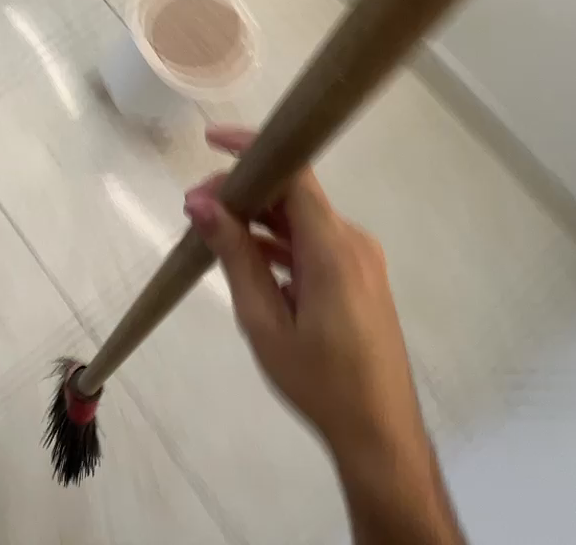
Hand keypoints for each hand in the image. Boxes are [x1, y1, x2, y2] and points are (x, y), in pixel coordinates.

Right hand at [182, 126, 427, 469]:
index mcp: (333, 249)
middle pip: (292, 194)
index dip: (253, 148)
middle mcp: (352, 242)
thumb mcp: (264, 321)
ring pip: (299, 218)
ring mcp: (358, 259)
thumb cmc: (319, 381)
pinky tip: (244, 257)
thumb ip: (235, 256)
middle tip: (194, 208)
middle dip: (241, 191)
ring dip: (256, 219)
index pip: (295, 173)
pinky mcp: (357, 276)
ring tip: (209, 232)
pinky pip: (311, 241)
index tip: (211, 140)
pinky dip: (276, 241)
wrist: (380, 435)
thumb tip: (201, 203)